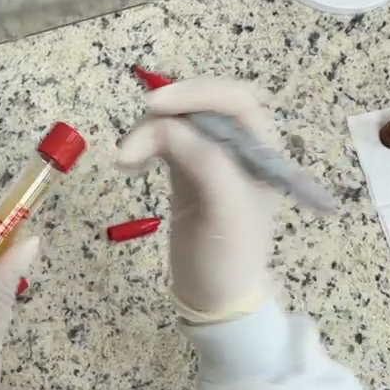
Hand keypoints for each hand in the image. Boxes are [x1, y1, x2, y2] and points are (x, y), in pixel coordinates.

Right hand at [117, 78, 278, 320]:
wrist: (214, 296)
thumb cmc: (229, 257)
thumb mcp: (225, 211)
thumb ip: (206, 163)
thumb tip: (168, 128)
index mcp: (263, 150)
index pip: (237, 99)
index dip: (198, 93)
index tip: (156, 107)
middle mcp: (239, 146)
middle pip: (205, 102)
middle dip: (170, 110)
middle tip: (135, 135)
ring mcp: (210, 157)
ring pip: (180, 120)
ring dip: (149, 130)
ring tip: (126, 160)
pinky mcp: (186, 172)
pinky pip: (165, 141)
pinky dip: (145, 144)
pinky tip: (130, 163)